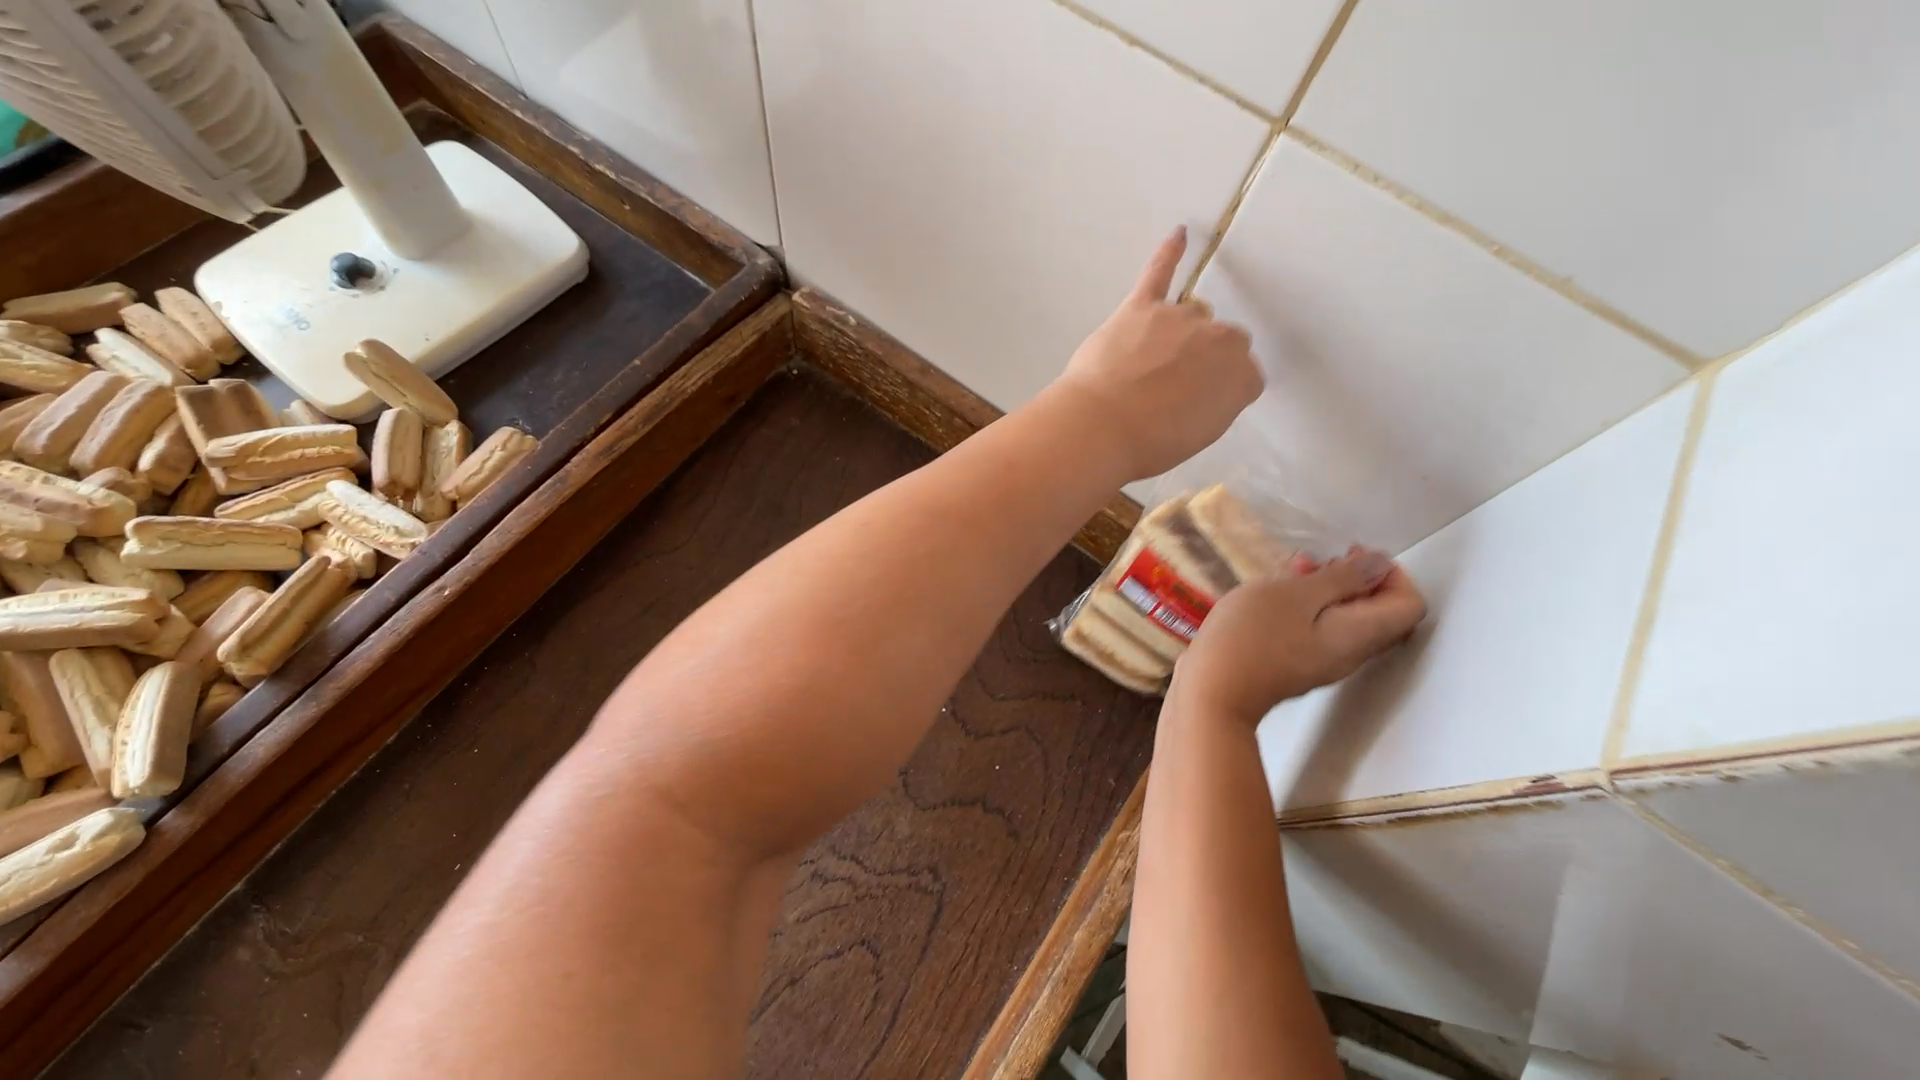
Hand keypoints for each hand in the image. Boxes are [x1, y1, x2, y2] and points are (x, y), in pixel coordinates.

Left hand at [1047, 227, 1263, 481]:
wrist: (1102, 427)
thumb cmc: (1151, 443)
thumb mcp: (1201, 434)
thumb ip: (1216, 403)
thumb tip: (1209, 387)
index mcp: (1241, 376)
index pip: (1244, 375)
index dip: (1218, 390)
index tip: (1199, 404)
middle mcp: (1219, 338)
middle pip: (1220, 339)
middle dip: (1202, 359)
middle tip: (1172, 388)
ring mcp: (1179, 318)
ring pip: (1190, 316)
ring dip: (1176, 334)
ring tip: (1150, 364)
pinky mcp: (1141, 306)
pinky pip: (1159, 272)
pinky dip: (1169, 253)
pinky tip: (1179, 234)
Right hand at [1174, 547, 1427, 723]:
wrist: (1212, 693)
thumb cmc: (1253, 636)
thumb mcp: (1296, 594)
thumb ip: (1342, 578)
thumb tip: (1379, 564)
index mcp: (1360, 634)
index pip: (1410, 603)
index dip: (1391, 574)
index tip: (1351, 557)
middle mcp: (1351, 652)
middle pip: (1378, 611)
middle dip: (1354, 577)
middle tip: (1320, 559)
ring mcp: (1323, 662)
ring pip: (1345, 618)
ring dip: (1326, 589)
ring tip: (1290, 569)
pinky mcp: (1295, 664)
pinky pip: (1318, 630)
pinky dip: (1306, 606)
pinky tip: (1272, 593)